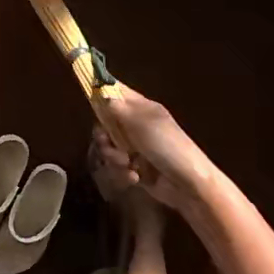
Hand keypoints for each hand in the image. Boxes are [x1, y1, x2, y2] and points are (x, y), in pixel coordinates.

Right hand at [95, 86, 219, 214]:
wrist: (188, 184)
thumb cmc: (167, 146)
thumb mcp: (141, 123)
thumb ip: (117, 107)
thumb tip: (100, 90)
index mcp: (141, 107)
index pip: (116, 90)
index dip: (100, 90)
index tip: (85, 94)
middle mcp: (136, 125)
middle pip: (105, 122)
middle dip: (103, 136)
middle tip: (109, 143)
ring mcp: (135, 147)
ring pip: (108, 147)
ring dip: (113, 157)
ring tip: (127, 164)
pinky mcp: (134, 168)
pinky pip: (116, 167)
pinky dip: (123, 173)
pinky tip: (134, 177)